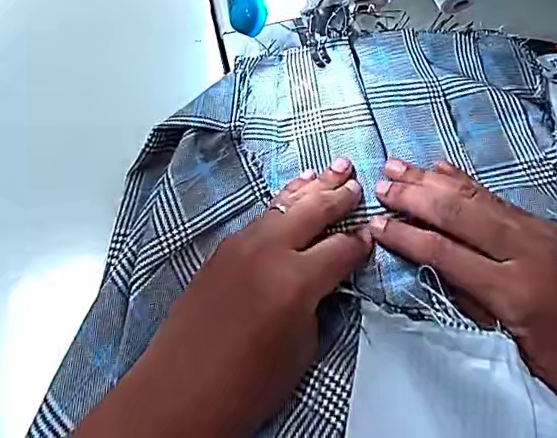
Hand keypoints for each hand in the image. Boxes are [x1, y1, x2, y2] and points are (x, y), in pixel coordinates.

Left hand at [77, 159, 372, 437]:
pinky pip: (261, 217)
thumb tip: (322, 281)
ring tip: (330, 170)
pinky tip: (291, 197)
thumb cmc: (248, 383)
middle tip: (355, 180)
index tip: (372, 232)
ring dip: (308, 189)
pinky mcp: (224, 245)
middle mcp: (269, 250)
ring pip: (283, 205)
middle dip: (337, 196)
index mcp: (295, 280)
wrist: (184, 384)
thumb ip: (316, 304)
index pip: (339, 250)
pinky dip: (282, 204)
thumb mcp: (301, 349)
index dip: (360, 242)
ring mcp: (243, 242)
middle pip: (312, 211)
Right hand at [369, 158, 556, 430]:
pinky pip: (498, 197)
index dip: (405, 236)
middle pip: (456, 211)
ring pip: (474, 195)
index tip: (376, 225)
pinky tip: (445, 169)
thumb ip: (482, 308)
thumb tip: (442, 272)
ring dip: (432, 179)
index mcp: (517, 292)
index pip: (445, 253)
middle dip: (413, 195)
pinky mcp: (552, 227)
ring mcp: (542, 233)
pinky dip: (465, 181)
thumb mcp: (530, 356)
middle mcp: (527, 250)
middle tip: (380, 184)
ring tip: (399, 166)